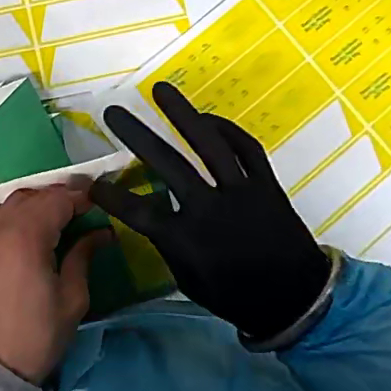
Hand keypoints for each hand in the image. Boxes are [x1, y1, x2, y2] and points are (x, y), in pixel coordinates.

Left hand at [0, 184, 108, 383]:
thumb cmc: (40, 333)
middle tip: (85, 212)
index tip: (101, 204)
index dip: (81, 198)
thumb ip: (83, 255)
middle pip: (33, 196)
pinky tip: (22, 225)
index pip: (57, 200)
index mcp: (26, 237)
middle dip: (60, 198)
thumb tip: (101, 232)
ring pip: (10, 201)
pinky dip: (8, 211)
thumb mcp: (73, 296)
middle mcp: (0, 228)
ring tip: (56, 218)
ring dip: (34, 202)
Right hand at [93, 81, 331, 345]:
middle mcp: (210, 209)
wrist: (297, 299)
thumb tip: (153, 214)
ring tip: (161, 91)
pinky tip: (206, 118)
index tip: (92, 185)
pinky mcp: (267, 185)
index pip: (138, 211)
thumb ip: (168, 243)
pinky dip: (227, 130)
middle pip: (167, 164)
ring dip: (182, 115)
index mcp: (186, 239)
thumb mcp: (188, 279)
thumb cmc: (234, 295)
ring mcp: (241, 193)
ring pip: (209, 145)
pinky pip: (247, 149)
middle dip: (136, 136)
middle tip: (113, 112)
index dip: (111, 197)